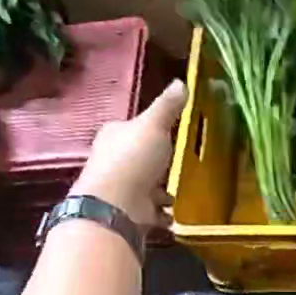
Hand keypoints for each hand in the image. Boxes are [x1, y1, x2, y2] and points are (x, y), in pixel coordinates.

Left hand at [70, 80, 185, 228]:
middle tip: (181, 164)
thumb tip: (182, 81)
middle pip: (139, 158)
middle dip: (157, 162)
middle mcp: (113, 161)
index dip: (150, 130)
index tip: (170, 133)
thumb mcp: (154, 125)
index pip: (132, 127)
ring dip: (162, 190)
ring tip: (182, 190)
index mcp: (114, 135)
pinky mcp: (130, 213)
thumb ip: (168, 106)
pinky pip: (152, 211)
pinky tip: (176, 212)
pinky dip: (163, 213)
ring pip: (146, 186)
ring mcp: (121, 189)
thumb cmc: (133, 160)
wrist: (117, 206)